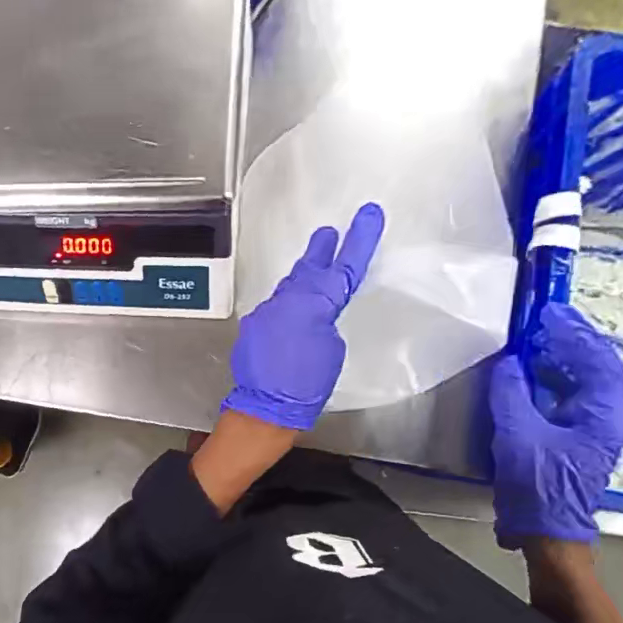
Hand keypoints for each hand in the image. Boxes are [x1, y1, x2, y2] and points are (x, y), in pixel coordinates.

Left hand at [224, 203, 384, 430]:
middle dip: (320, 253)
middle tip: (328, 235)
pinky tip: (290, 314)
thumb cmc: (306, 384)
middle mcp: (285, 301)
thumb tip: (312, 313)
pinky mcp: (252, 329)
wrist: (267, 407)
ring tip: (312, 268)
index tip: (370, 216)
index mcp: (314, 302)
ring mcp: (265, 314)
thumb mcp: (332, 347)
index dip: (358, 241)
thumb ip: (325, 319)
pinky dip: (284, 307)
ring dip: (301, 281)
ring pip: (288, 290)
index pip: (342, 267)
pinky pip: (273, 310)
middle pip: (308, 272)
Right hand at [489, 304, 622, 548]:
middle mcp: (606, 418)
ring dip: (562, 361)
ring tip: (536, 343)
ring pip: (584, 384)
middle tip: (543, 322)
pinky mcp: (576, 442)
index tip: (549, 312)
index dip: (572, 333)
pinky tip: (532, 378)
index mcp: (602, 414)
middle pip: (596, 368)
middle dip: (571, 342)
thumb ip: (511, 394)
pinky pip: (570, 399)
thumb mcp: (517, 436)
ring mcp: (592, 431)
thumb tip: (508, 362)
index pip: (595, 359)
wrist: (545, 532)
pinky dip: (554, 382)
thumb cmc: (537, 484)